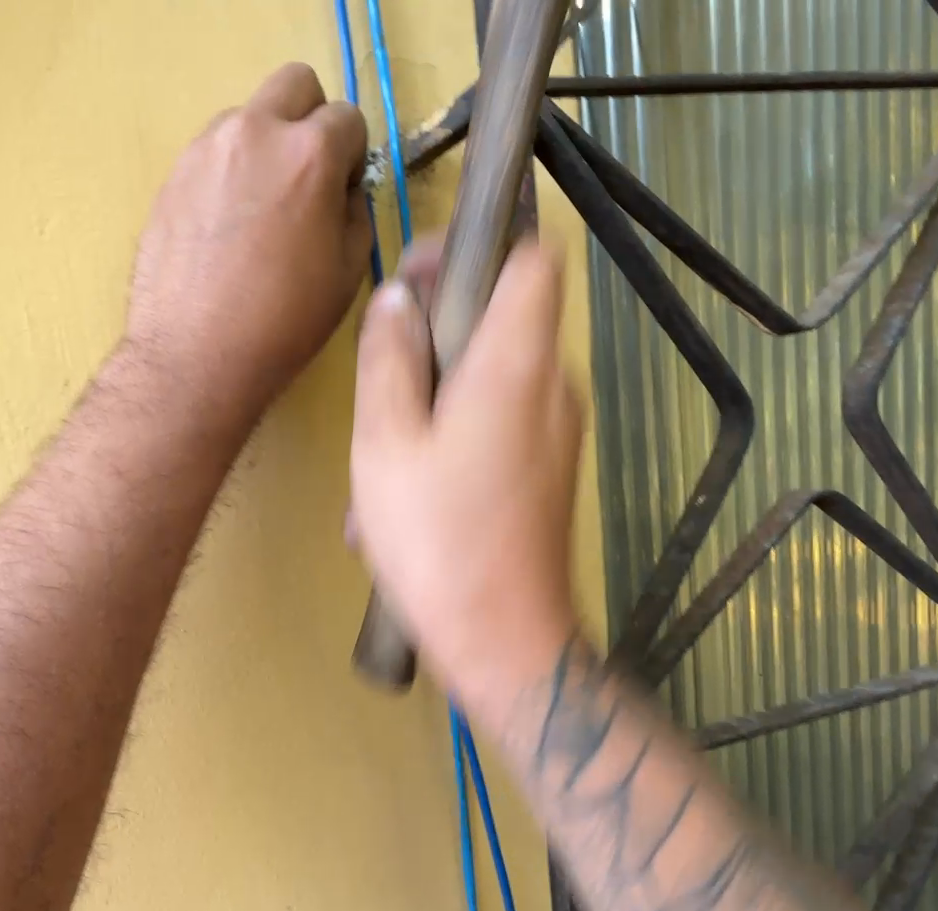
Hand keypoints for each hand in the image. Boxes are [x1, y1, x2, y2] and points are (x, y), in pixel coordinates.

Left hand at [123, 63, 372, 420]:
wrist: (194, 358)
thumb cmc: (282, 325)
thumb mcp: (348, 274)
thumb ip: (356, 214)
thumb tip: (344, 191)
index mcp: (309, 153)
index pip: (348, 120)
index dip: (350, 159)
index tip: (339, 196)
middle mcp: (254, 133)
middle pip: (294, 86)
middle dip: (309, 122)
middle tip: (304, 181)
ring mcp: (204, 152)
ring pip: (246, 119)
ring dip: (262, 148)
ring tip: (257, 214)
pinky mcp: (170, 179)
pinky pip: (210, 157)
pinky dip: (225, 176)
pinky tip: (222, 231)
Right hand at [348, 238, 582, 692]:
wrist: (500, 639)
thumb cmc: (435, 537)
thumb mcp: (384, 443)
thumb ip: (388, 358)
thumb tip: (397, 299)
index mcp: (516, 363)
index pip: (531, 256)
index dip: (477, 244)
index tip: (418, 277)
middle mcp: (552, 384)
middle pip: (505, 316)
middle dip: (438, 328)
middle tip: (379, 371)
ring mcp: (558, 431)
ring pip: (493, 376)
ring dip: (435, 392)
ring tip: (381, 450)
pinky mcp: (548, 470)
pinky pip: (499, 424)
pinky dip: (453, 434)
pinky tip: (407, 491)